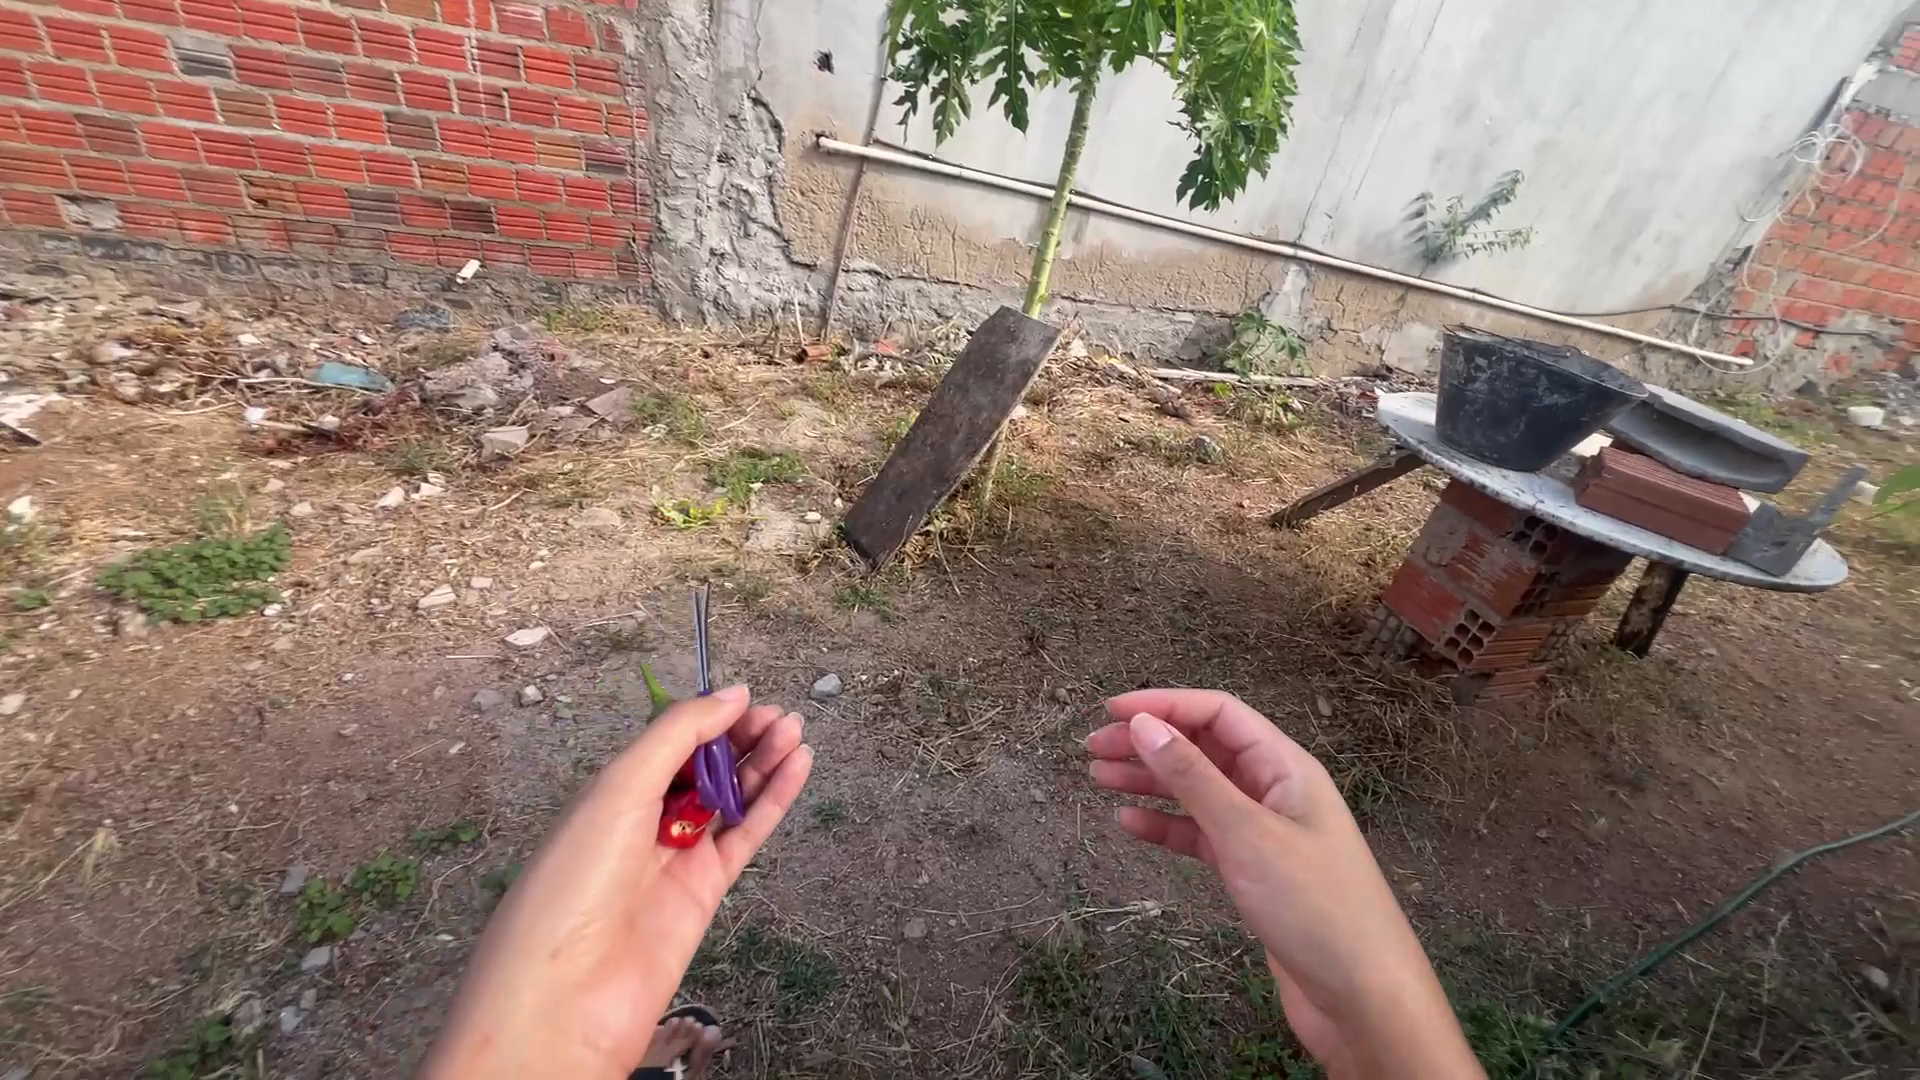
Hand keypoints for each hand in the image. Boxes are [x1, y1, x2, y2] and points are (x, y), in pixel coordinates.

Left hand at [421, 685, 812, 1078]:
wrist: (563, 1003)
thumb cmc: (574, 886)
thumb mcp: (619, 790)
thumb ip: (677, 736)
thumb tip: (732, 694)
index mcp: (613, 792)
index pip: (671, 743)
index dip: (709, 719)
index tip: (746, 700)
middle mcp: (645, 820)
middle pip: (705, 767)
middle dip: (742, 737)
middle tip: (779, 718)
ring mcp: (677, 856)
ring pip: (731, 797)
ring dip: (764, 762)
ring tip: (795, 732)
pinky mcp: (706, 889)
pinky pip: (747, 834)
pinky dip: (774, 800)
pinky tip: (798, 768)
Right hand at [1086, 689, 1480, 1079]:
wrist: (1365, 1005)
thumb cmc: (1313, 906)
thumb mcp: (1246, 833)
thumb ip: (1192, 776)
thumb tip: (1143, 724)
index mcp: (1283, 766)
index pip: (1217, 713)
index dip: (1164, 704)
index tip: (1112, 711)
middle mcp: (1271, 789)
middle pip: (1201, 749)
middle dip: (1148, 743)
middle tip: (1093, 748)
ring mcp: (1261, 829)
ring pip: (1195, 790)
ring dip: (1149, 780)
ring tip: (1098, 777)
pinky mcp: (1251, 868)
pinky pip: (1198, 832)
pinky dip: (1164, 825)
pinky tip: (1129, 822)